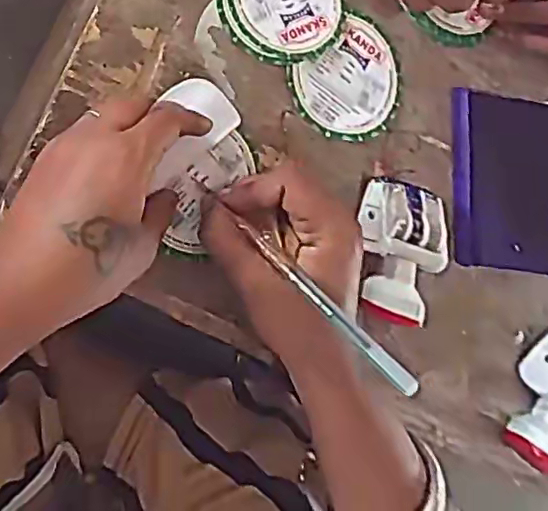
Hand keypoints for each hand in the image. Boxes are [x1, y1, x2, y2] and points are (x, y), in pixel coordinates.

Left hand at [0, 97, 209, 326]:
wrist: (20, 277)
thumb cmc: (89, 268)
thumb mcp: (141, 248)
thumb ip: (159, 213)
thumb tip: (165, 195)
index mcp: (127, 155)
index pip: (164, 118)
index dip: (187, 119)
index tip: (200, 128)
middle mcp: (95, 138)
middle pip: (131, 103)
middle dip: (154, 112)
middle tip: (169, 133)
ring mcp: (66, 143)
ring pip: (102, 114)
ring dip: (124, 122)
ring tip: (135, 150)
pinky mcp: (45, 156)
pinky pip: (81, 132)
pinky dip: (100, 137)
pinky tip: (102, 167)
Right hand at [201, 163, 362, 361]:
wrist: (326, 370)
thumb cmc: (298, 331)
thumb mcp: (256, 285)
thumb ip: (227, 241)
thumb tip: (207, 206)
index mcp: (332, 224)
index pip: (287, 178)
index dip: (250, 188)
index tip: (224, 207)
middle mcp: (340, 219)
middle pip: (289, 181)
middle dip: (252, 195)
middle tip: (225, 214)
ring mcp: (336, 230)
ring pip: (289, 194)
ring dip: (258, 206)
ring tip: (235, 227)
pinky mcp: (327, 241)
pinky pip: (292, 211)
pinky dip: (268, 218)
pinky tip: (253, 240)